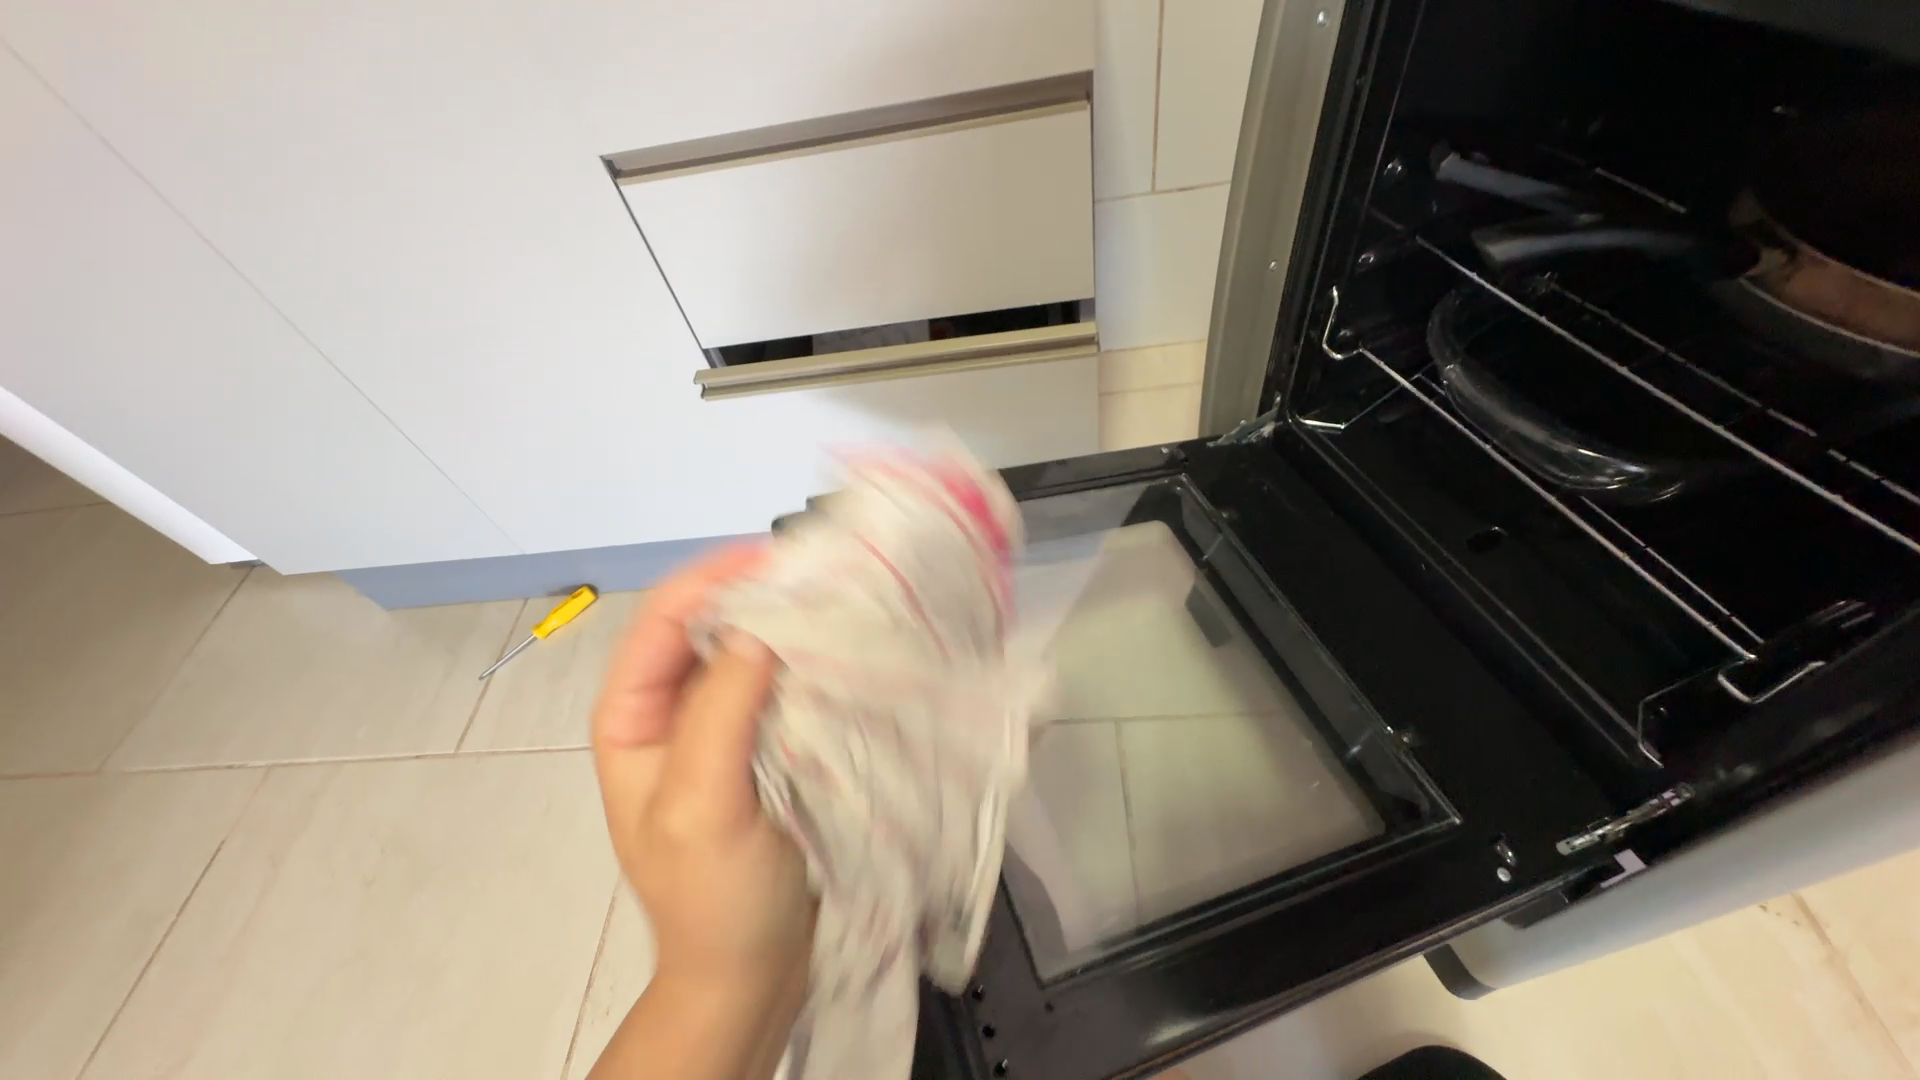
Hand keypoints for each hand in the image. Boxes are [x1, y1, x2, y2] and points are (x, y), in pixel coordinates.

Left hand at [589, 546, 814, 1079]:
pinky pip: (787, 681)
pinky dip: (812, 658)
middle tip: (825, 571)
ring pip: (754, 648)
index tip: (782, 557)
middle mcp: (676, 705)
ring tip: (843, 596)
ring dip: (791, 621)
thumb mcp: (703, 804)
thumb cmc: (714, 897)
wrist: (754, 970)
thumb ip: (722, 711)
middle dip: (761, 591)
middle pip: (712, 623)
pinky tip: (847, 645)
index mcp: (635, 715)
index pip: (666, 620)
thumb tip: (761, 627)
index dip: (717, 577)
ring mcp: (726, 721)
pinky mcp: (769, 738)